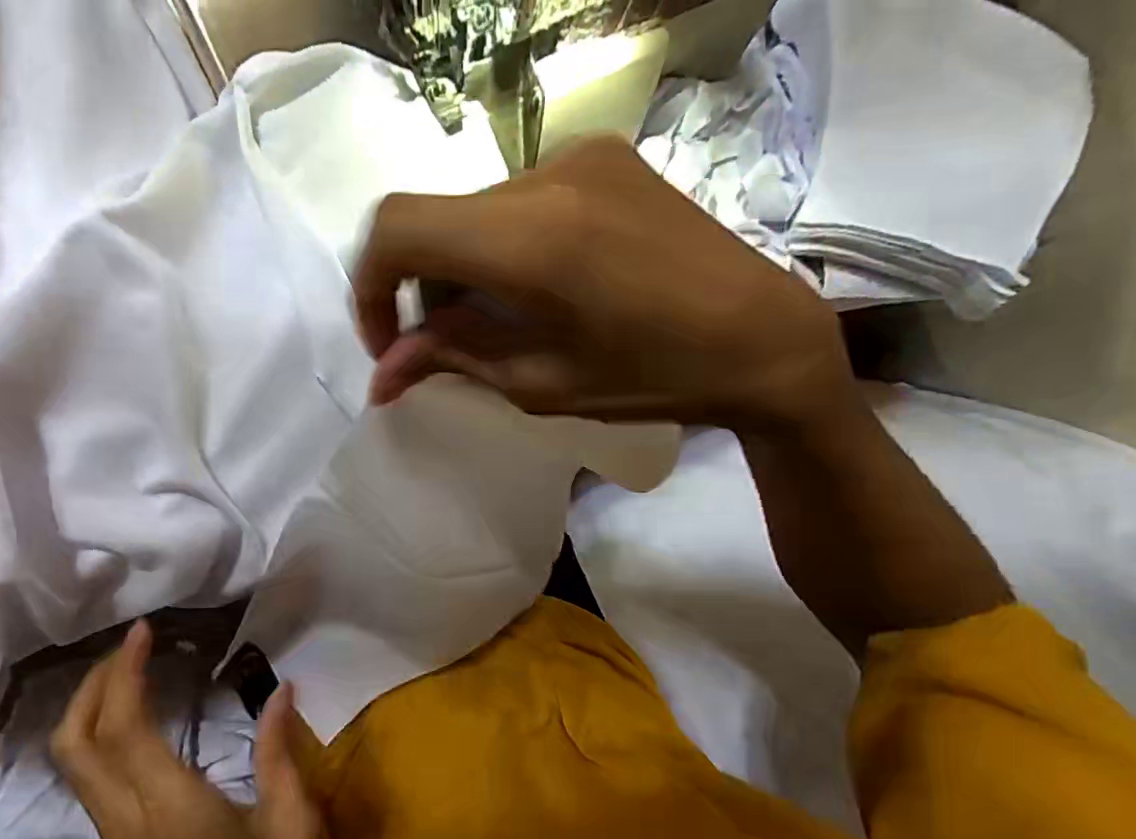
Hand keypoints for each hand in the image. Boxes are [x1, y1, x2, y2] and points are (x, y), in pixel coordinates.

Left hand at [52, 622, 320, 838]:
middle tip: (133, 646)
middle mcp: (129, 821)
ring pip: (73, 763)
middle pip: (77, 740)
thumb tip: (281, 691)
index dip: (126, 672)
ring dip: (91, 708)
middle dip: (96, 681)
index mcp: (175, 811)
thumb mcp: (293, 830)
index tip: (144, 633)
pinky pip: (89, 782)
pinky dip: (98, 739)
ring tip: (132, 676)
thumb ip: (281, 756)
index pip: (125, 728)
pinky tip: (136, 727)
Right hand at [353, 136, 854, 431]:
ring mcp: (582, 156)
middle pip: (436, 221)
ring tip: (499, 324)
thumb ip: (455, 360)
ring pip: (476, 211)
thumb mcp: (544, 384)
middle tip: (445, 349)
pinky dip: (502, 246)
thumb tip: (384, 373)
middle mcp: (548, 175)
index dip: (371, 288)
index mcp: (532, 238)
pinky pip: (520, 200)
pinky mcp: (607, 158)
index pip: (398, 229)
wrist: (765, 336)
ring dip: (463, 269)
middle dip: (421, 291)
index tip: (392, 345)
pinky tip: (539, 289)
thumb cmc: (658, 378)